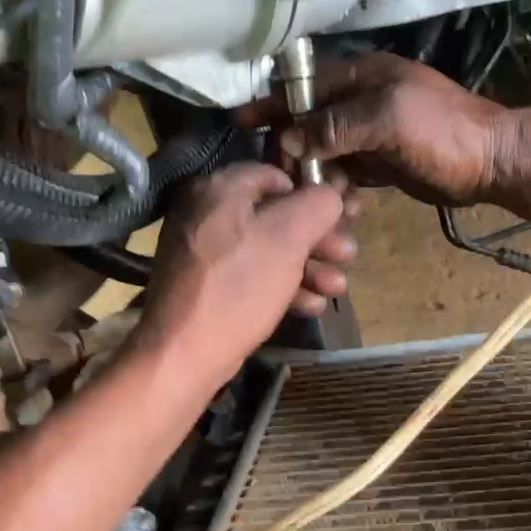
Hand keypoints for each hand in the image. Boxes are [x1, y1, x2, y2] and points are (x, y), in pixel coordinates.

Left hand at [133, 163, 350, 382]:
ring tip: (337, 286)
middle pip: (276, 216)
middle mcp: (206, 212)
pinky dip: (282, 285)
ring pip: (267, 249)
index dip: (314, 192)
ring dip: (307, 265)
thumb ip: (317, 204)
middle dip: (318, 238)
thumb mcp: (289, 237)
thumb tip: (330, 193)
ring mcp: (203, 251)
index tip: (343, 214)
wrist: (182, 355)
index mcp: (219, 188)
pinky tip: (312, 305)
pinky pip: (250, 274)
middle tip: (348, 253)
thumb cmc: (239, 285)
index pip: (276, 174)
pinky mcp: (205, 285)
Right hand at [239, 52, 518, 205]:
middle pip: (309, 120)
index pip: (305, 85)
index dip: (273, 102)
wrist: (494, 162)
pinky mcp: (380, 161)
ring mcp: (371, 132)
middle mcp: (361, 100)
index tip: (240, 122)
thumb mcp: (389, 119)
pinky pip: (344, 170)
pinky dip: (334, 186)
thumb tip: (286, 140)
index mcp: (363, 77)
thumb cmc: (443, 131)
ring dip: (311, 171)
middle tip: (275, 177)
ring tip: (303, 197)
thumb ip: (336, 126)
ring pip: (323, 149)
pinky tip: (332, 204)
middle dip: (289, 146)